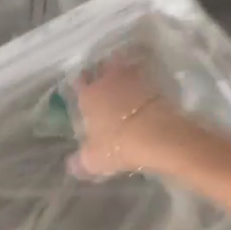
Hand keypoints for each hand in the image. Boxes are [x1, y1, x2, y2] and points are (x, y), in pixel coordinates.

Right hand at [66, 57, 190, 178]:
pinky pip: (145, 73)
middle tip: (104, 81)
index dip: (80, 84)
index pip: (79, 81)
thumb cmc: (119, 145)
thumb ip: (81, 161)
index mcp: (89, 95)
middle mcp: (108, 81)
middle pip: (102, 66)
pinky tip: (145, 87)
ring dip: (123, 69)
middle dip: (102, 71)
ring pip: (124, 64)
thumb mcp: (95, 159)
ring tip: (126, 79)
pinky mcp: (155, 82)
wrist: (158, 136)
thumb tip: (72, 165)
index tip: (83, 90)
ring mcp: (132, 78)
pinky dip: (144, 77)